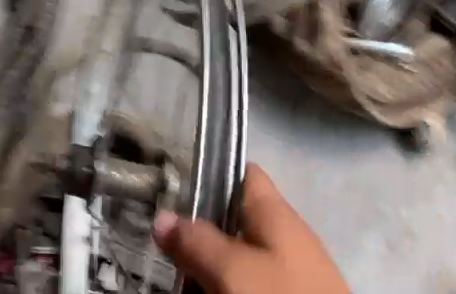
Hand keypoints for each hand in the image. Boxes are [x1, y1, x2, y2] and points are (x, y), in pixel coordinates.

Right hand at [152, 165, 349, 293]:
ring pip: (242, 259)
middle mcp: (287, 236)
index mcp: (276, 212)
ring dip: (213, 267)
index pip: (243, 173)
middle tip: (166, 248)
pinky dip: (231, 288)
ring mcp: (294, 272)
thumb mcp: (231, 271)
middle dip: (202, 233)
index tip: (175, 191)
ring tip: (180, 281)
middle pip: (236, 221)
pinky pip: (254, 284)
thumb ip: (196, 242)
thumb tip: (162, 216)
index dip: (210, 175)